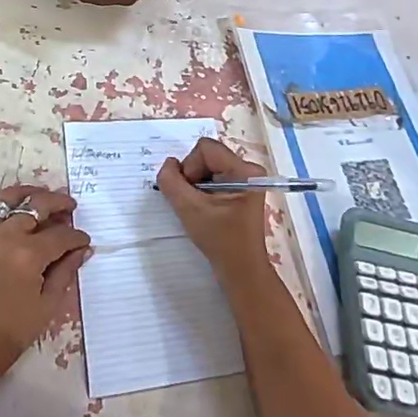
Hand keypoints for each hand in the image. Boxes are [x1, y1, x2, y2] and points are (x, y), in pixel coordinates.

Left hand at [0, 185, 89, 382]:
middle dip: (57, 203)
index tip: (84, 240)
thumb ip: (64, 274)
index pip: (61, 235)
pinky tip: (9, 205)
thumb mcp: (45, 307)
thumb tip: (81, 251)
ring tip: (42, 196)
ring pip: (8, 199)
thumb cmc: (7, 333)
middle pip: (36, 207)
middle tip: (70, 206)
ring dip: (29, 194)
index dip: (76, 236)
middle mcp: (6, 235)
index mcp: (29, 255)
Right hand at [155, 138, 269, 263]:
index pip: (204, 148)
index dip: (190, 167)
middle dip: (192, 175)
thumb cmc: (219, 239)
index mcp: (244, 170)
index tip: (192, 192)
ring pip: (206, 166)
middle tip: (195, 201)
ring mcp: (245, 179)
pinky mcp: (240, 188)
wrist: (240, 267)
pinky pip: (211, 175)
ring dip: (195, 183)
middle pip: (205, 155)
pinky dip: (201, 188)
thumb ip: (170, 180)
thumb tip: (169, 163)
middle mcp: (248, 169)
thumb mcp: (188, 208)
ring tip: (200, 206)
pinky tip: (205, 207)